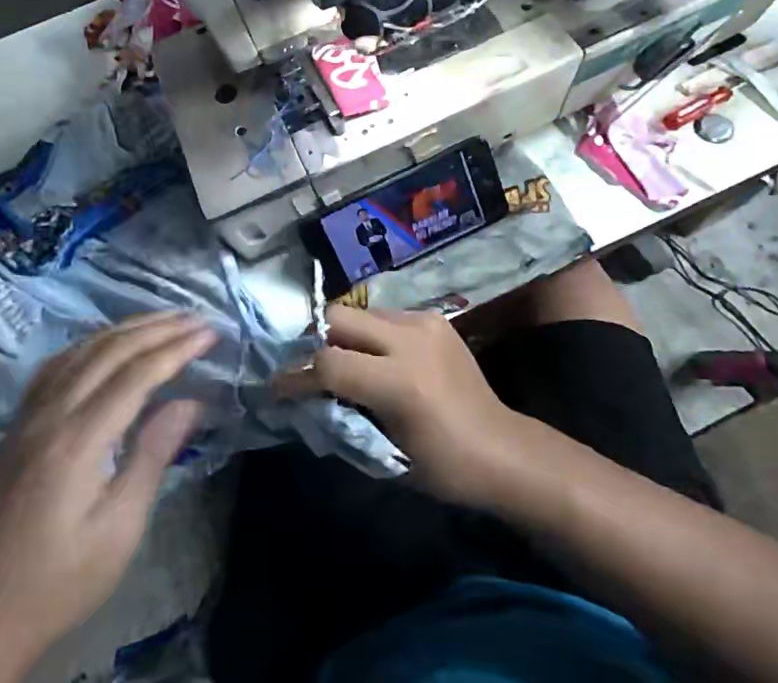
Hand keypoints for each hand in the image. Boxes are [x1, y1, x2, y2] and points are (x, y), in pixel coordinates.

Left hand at [0, 313, 212, 681]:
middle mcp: (48, 417)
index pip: (136, 374)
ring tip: (164, 319)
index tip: (212, 334)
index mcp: (76, 442)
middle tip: (197, 317)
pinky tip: (106, 343)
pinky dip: (89, 344)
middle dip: (157, 328)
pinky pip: (55, 367)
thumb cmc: (60, 580)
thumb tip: (191, 401)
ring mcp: (25, 420)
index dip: (177, 348)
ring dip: (125, 329)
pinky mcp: (15, 429)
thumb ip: (153, 455)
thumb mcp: (119, 528)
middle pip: (108, 352)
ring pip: (79, 352)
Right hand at [282, 305, 541, 506]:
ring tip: (338, 361)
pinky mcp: (435, 318)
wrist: (500, 447)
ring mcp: (426, 323)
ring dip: (342, 334)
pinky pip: (385, 316)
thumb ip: (341, 416)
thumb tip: (304, 399)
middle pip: (339, 318)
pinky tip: (372, 357)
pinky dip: (369, 334)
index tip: (277, 388)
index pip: (327, 363)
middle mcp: (412, 340)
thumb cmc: (441, 466)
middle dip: (313, 341)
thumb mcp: (382, 452)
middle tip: (305, 367)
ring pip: (361, 311)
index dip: (295, 376)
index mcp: (400, 382)